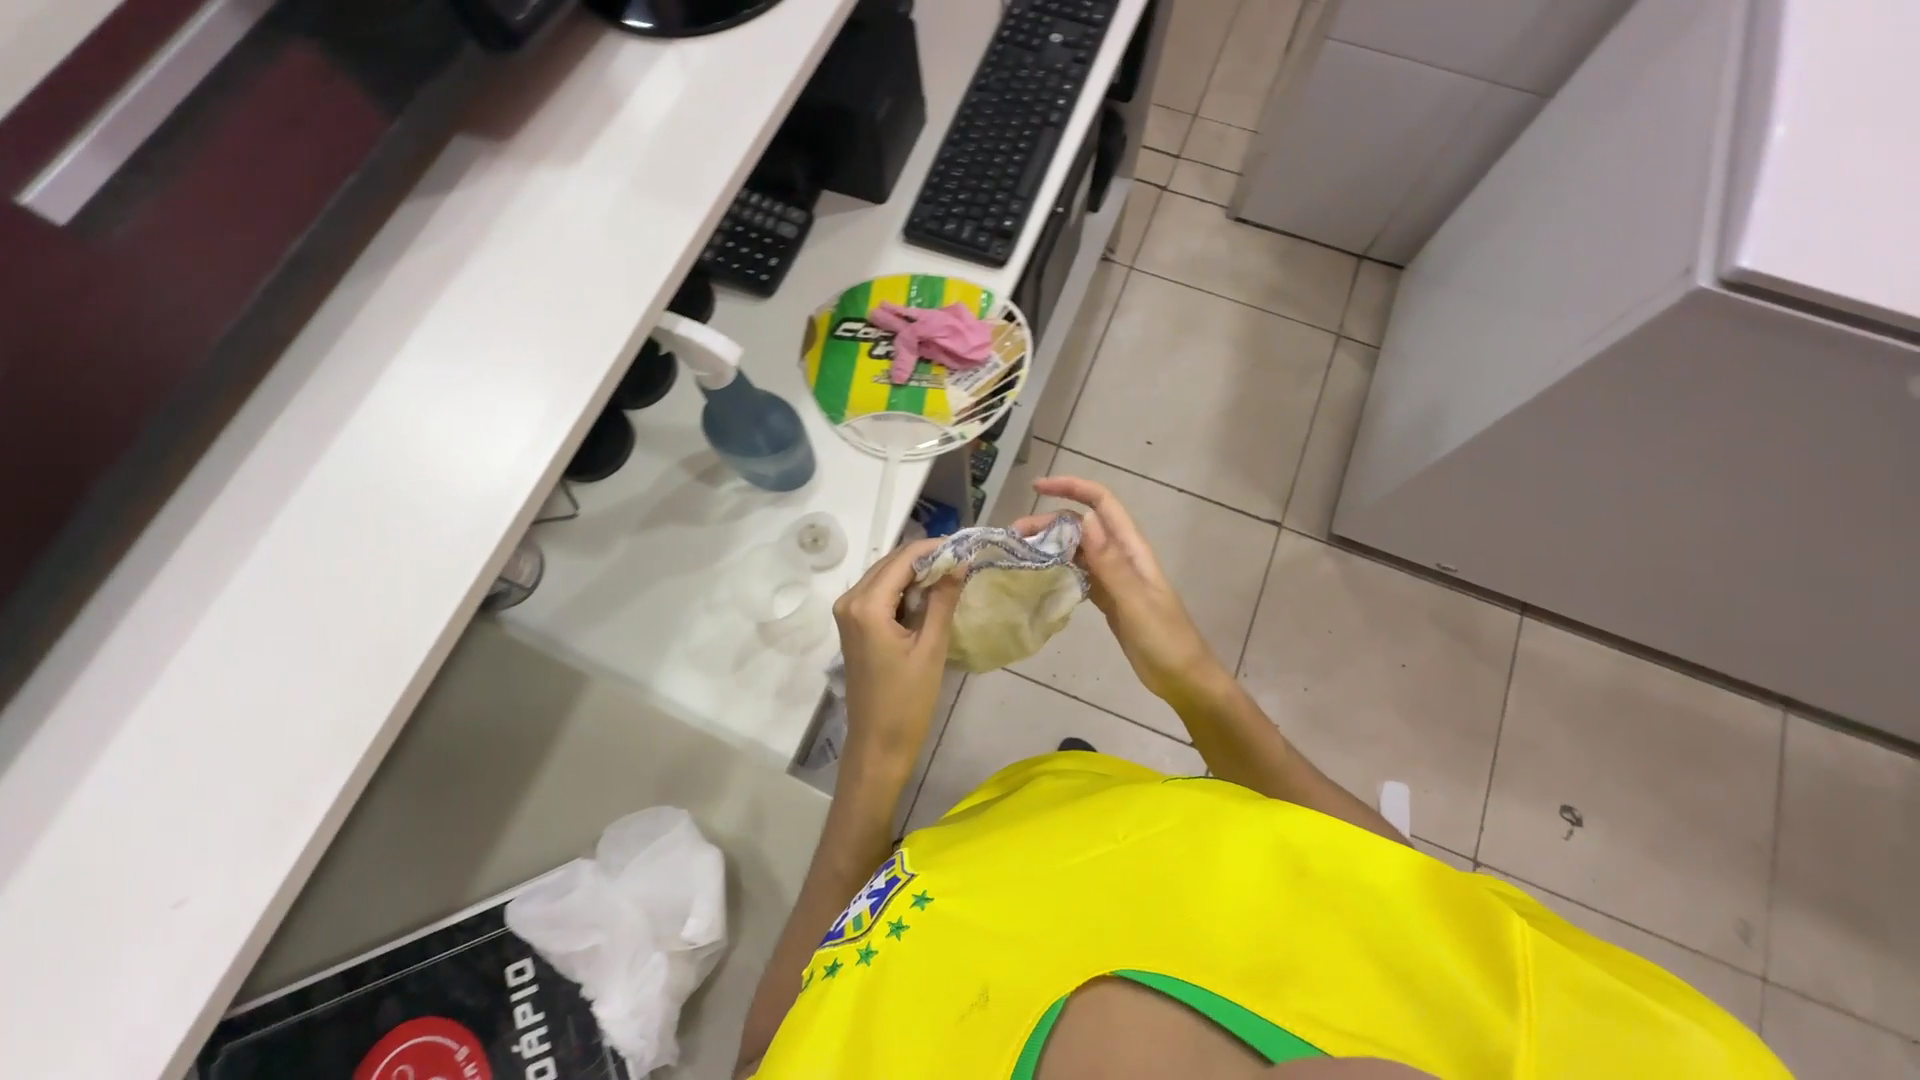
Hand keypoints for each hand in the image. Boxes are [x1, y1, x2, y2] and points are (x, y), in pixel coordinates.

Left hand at [833, 538, 961, 768]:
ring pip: (885, 576)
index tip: (966, 548)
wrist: (878, 744)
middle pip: (891, 563)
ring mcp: (847, 612)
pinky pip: (880, 594)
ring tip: (952, 578)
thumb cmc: (907, 701)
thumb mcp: (931, 647)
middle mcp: (849, 600)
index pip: (903, 558)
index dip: (935, 548)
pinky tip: (929, 597)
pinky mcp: (852, 625)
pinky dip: (904, 590)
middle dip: (926, 559)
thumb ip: (942, 600)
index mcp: (866, 605)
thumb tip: (960, 562)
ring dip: (916, 574)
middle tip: (963, 562)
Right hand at [1017, 476, 1229, 703]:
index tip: (1037, 487)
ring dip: (1051, 545)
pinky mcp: (1108, 599)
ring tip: (1020, 554)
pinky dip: (1059, 570)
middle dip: (1049, 522)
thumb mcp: (1135, 600)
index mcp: (1132, 549)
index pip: (1102, 503)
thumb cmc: (1165, 638)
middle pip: (1083, 526)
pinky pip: (1079, 575)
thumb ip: (1110, 562)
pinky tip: (1039, 578)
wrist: (1182, 677)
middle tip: (1015, 535)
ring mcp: (1114, 578)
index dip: (1073, 488)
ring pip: (1078, 550)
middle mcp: (1122, 557)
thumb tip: (1087, 517)